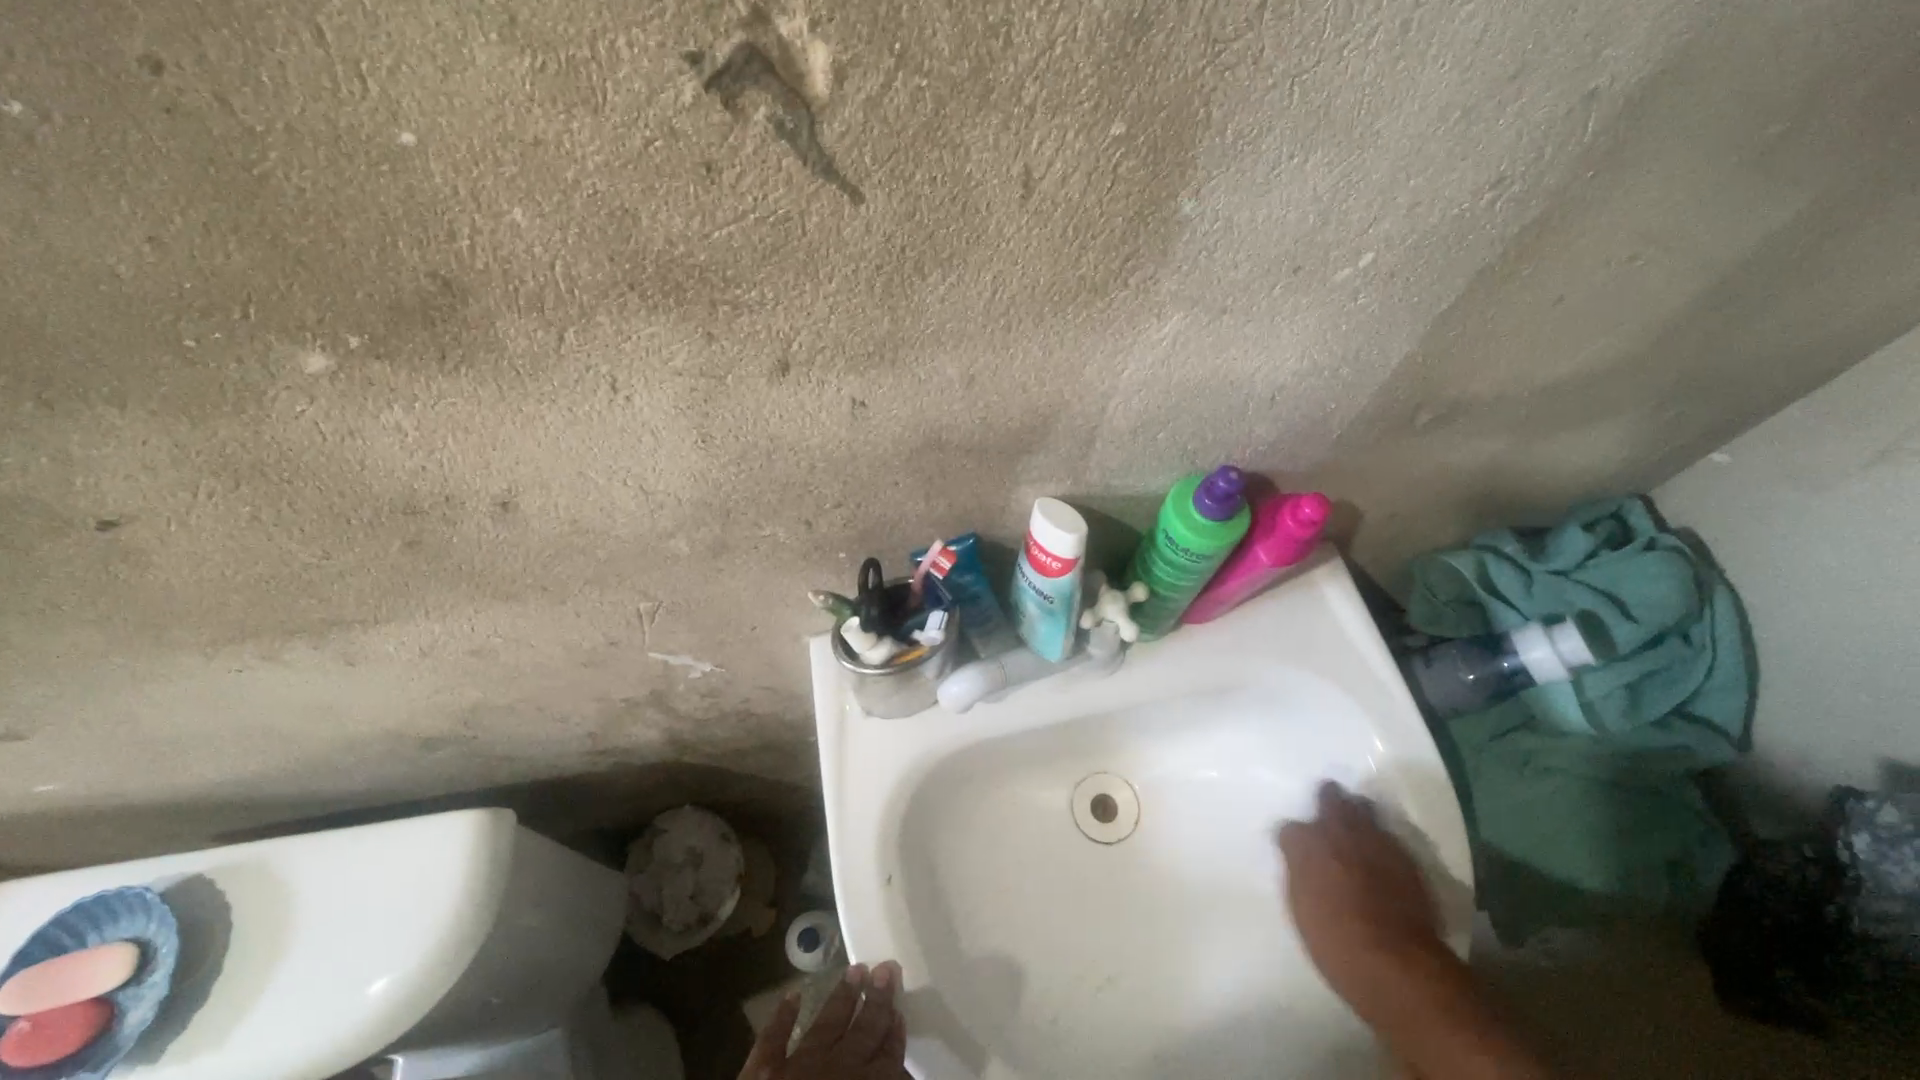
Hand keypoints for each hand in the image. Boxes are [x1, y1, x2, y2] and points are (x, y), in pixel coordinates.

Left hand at [739, 961, 906, 1079]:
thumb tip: (899, 1077)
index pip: (887, 1060)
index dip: (895, 1036)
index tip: (900, 1010)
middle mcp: (836, 1070)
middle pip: (863, 1032)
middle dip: (877, 1002)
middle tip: (885, 969)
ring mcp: (797, 1067)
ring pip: (826, 1025)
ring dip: (842, 999)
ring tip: (854, 970)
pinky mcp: (761, 1071)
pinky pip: (773, 1038)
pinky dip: (782, 1016)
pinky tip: (793, 995)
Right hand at [1277, 783, 1447, 1018]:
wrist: (1395, 961)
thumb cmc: (1335, 942)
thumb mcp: (1301, 907)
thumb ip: (1300, 875)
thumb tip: (1300, 862)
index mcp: (1305, 845)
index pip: (1289, 829)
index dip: (1292, 839)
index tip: (1293, 848)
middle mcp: (1338, 832)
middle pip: (1330, 800)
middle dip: (1326, 800)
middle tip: (1326, 803)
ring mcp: (1375, 840)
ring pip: (1364, 808)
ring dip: (1357, 811)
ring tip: (1356, 817)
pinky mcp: (1405, 855)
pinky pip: (1388, 833)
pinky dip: (1381, 836)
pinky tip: (1380, 847)